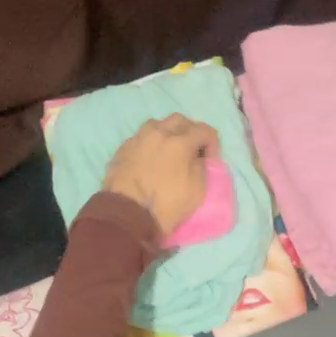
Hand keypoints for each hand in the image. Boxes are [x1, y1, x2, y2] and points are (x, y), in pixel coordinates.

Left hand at [101, 115, 220, 236]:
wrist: (126, 215)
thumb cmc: (165, 206)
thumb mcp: (197, 191)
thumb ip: (202, 168)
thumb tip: (197, 158)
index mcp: (179, 142)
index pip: (204, 130)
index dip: (213, 144)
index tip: (210, 160)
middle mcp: (158, 133)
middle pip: (180, 120)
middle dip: (191, 131)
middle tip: (193, 150)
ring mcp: (137, 139)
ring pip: (157, 124)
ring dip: (168, 132)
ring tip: (170, 150)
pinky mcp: (122, 149)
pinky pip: (141, 137)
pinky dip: (151, 143)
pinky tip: (151, 158)